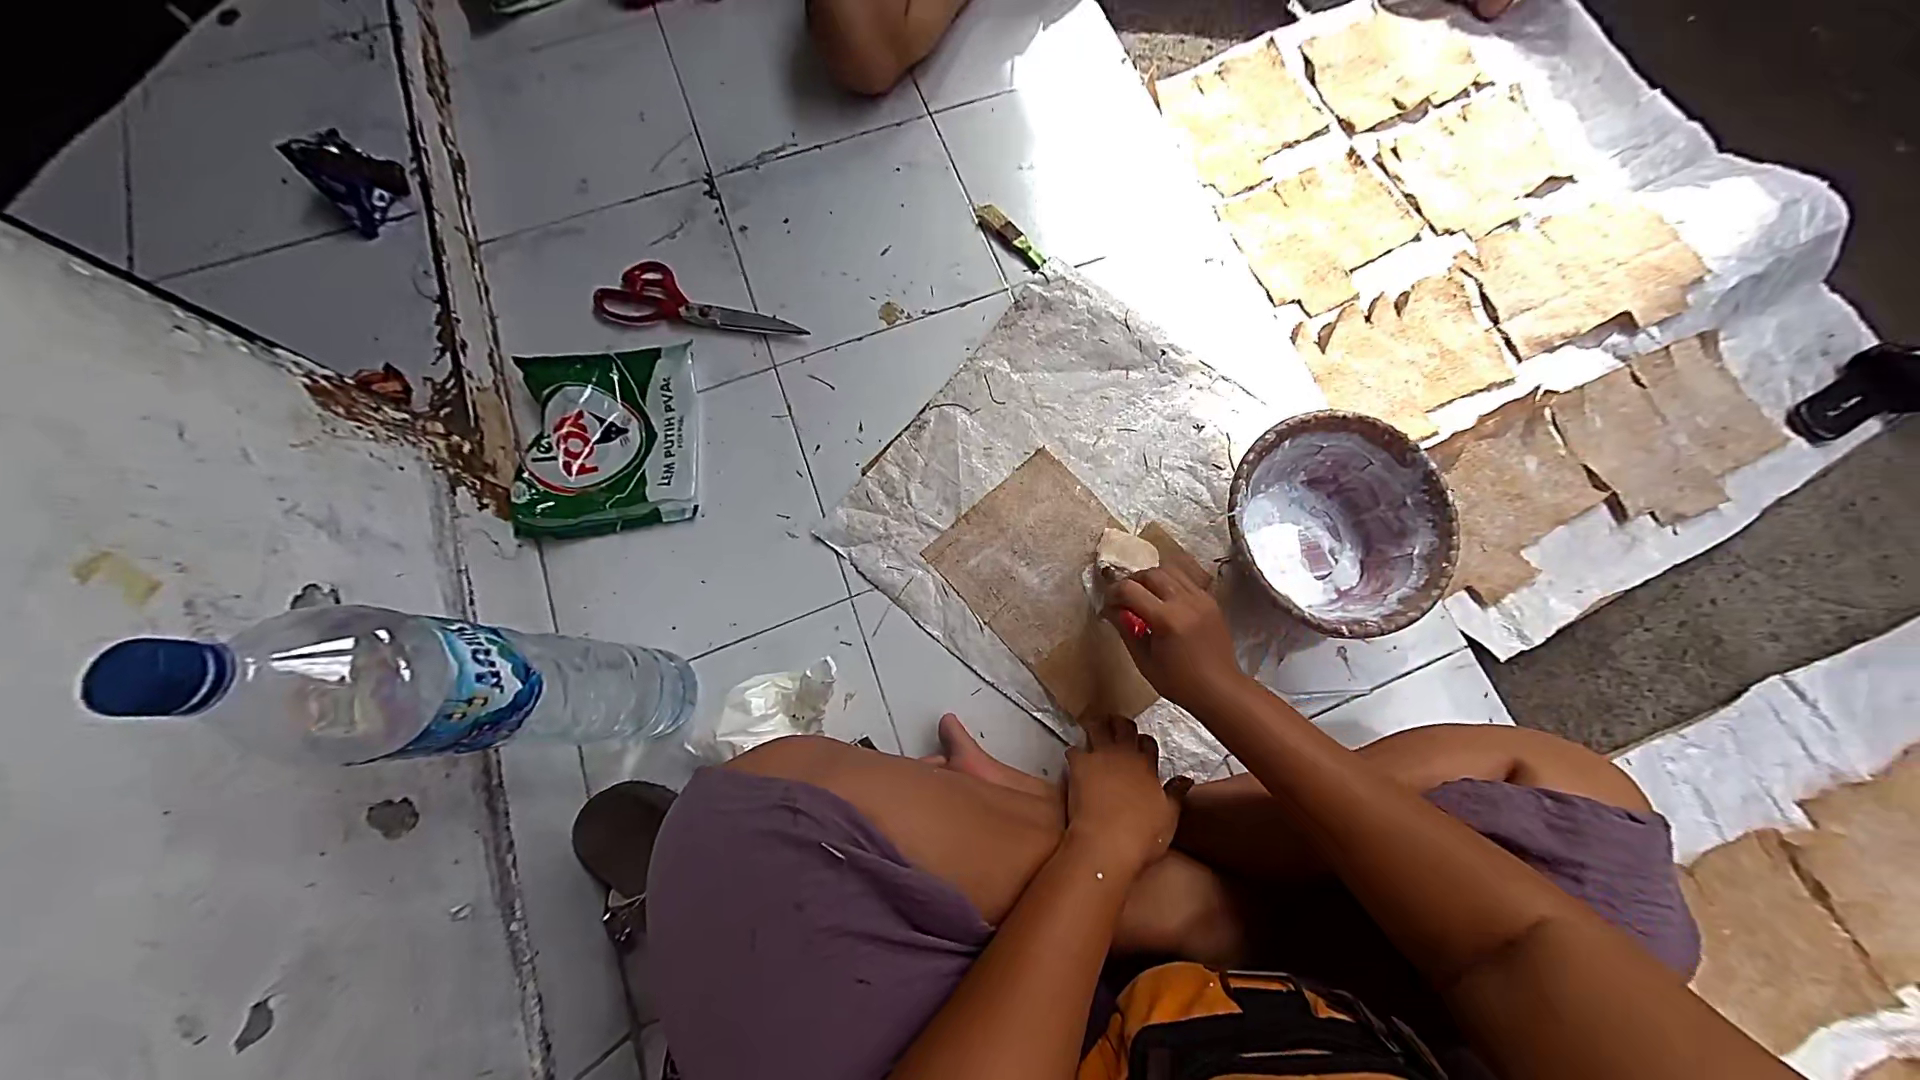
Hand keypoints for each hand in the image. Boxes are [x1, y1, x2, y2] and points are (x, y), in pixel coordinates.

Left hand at [1062, 715, 1189, 875]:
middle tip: (1115, 725)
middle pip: (1122, 727)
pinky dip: (1075, 751)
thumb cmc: (1142, 835)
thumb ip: (1176, 793)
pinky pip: (1074, 748)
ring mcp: (1100, 756)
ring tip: (1093, 728)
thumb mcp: (1169, 816)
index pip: (1147, 741)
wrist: (1107, 842)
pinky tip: (1074, 757)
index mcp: (1146, 765)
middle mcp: (1124, 754)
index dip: (1143, 741)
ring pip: (1097, 727)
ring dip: (1096, 726)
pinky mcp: (1079, 764)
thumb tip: (1186, 779)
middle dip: (1119, 724)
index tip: (1139, 745)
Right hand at [1102, 566, 1246, 711]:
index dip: (1113, 593)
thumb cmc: (1179, 682)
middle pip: (1150, 573)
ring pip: (1170, 570)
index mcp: (1166, 620)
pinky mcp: (1210, 601)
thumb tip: (1112, 610)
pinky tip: (1165, 599)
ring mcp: (1201, 599)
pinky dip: (1171, 582)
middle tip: (1124, 598)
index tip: (1108, 604)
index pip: (1130, 589)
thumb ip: (1127, 630)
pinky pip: (1186, 579)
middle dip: (1132, 582)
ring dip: (1152, 578)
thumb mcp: (1144, 661)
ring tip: (1145, 595)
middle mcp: (1185, 602)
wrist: (1220, 689)